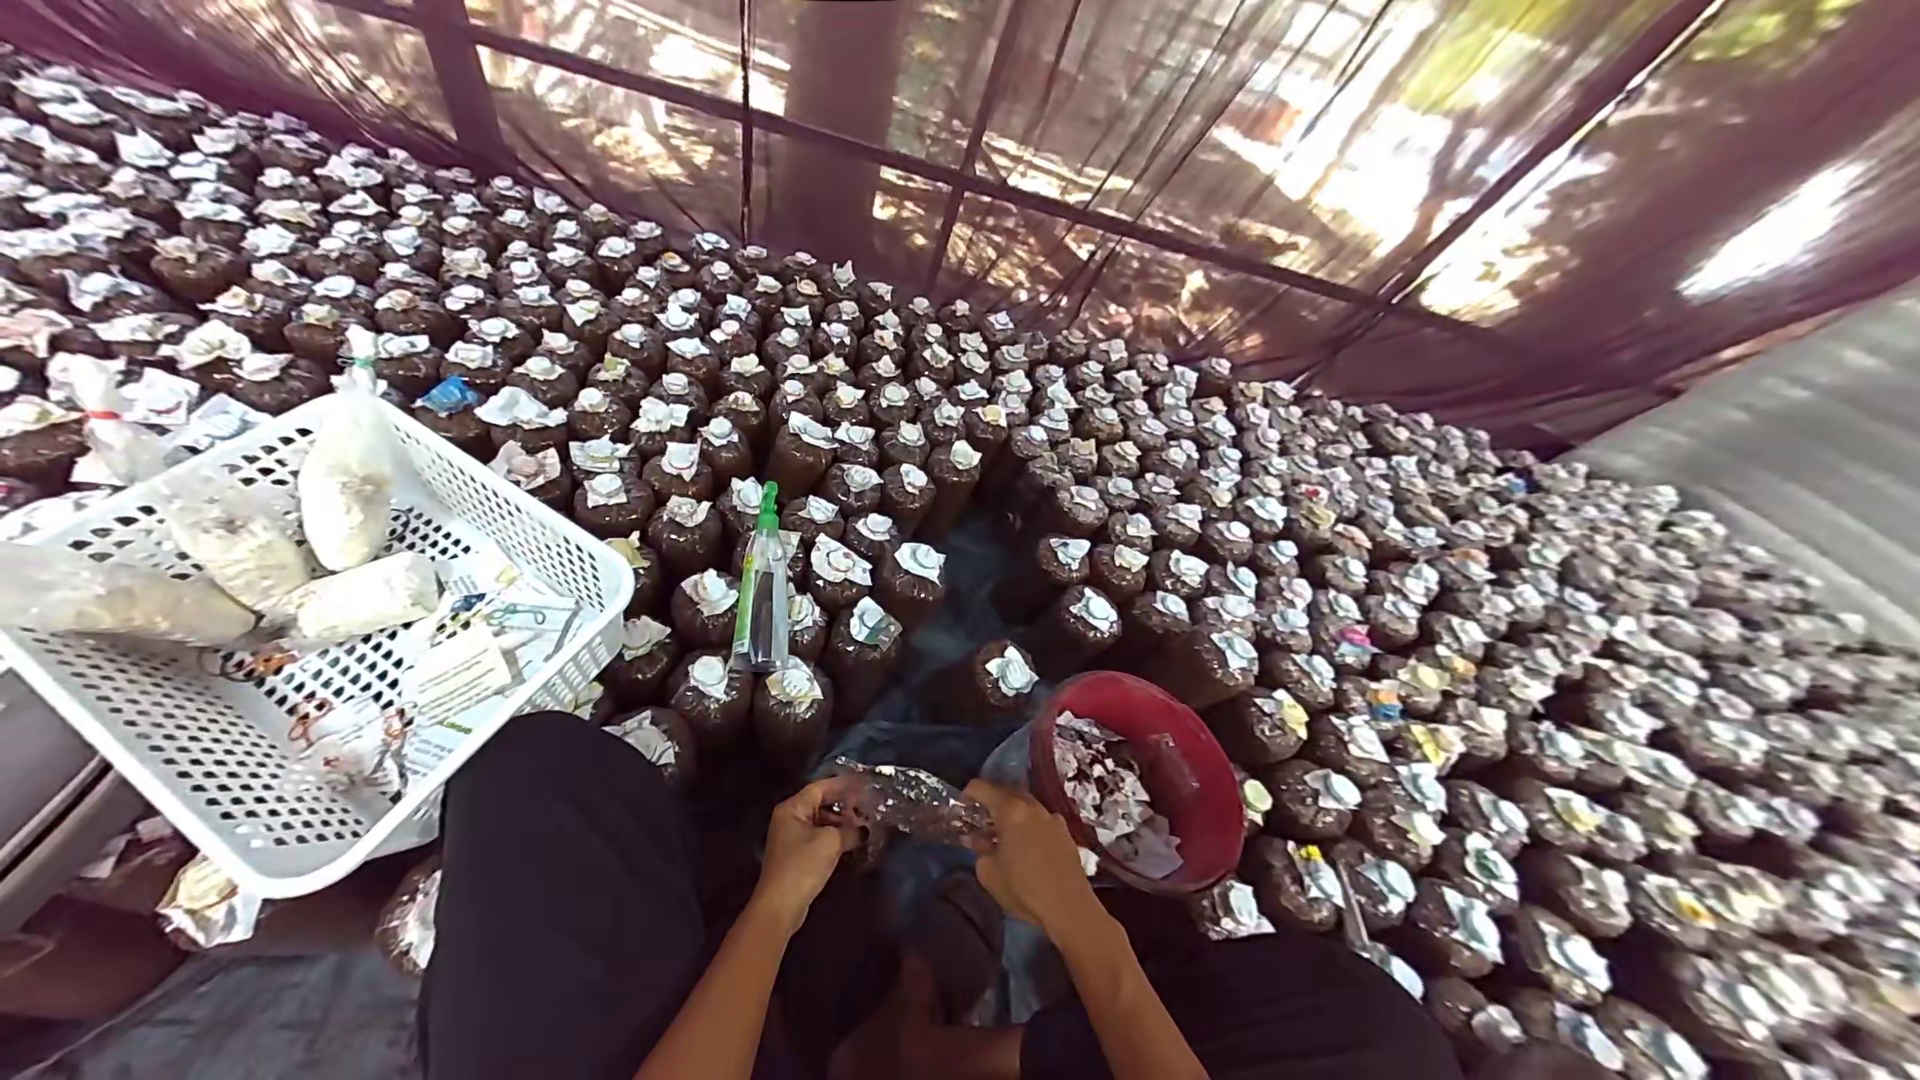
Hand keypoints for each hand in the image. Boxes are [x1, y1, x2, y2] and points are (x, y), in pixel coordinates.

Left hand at [754, 779, 858, 931]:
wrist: (780, 906)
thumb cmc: (802, 865)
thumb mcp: (831, 842)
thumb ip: (850, 831)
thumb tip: (863, 830)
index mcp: (792, 808)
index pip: (821, 787)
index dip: (843, 784)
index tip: (863, 783)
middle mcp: (789, 819)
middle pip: (820, 803)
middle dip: (844, 805)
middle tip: (867, 805)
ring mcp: (791, 838)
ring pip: (821, 822)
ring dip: (841, 823)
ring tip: (864, 825)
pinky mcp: (796, 856)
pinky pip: (819, 837)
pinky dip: (835, 837)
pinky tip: (852, 842)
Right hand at [964, 780, 1104, 940]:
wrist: (1069, 907)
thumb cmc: (1024, 889)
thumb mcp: (989, 873)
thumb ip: (980, 849)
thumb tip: (980, 838)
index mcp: (1010, 810)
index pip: (980, 787)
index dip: (967, 794)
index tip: (962, 809)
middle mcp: (1032, 806)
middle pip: (1005, 792)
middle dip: (990, 802)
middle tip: (980, 821)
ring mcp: (1051, 816)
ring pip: (1025, 804)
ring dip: (1012, 813)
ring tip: (1004, 834)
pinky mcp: (1065, 831)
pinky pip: (1041, 819)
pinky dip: (1030, 824)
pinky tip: (1029, 845)